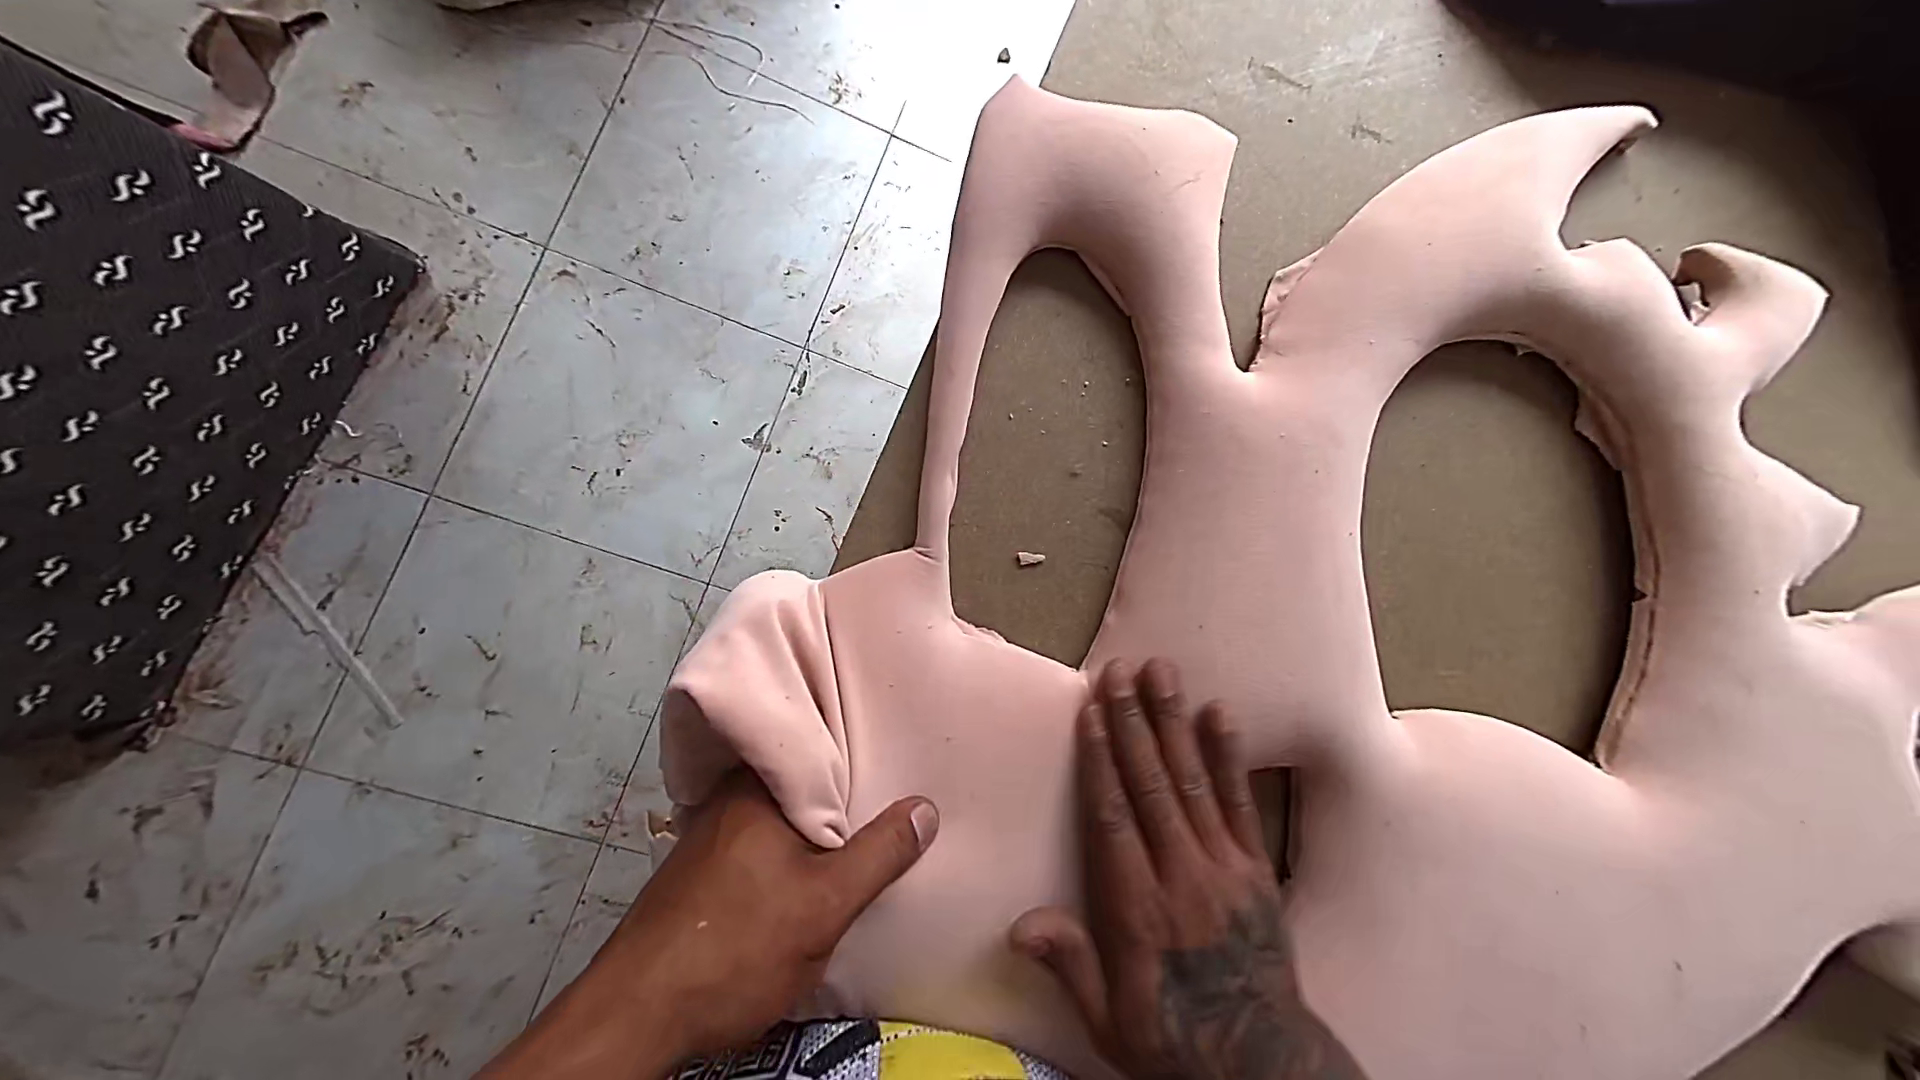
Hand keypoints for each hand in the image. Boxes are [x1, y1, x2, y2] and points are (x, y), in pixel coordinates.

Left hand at [482, 771, 937, 1079]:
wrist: (637, 1017)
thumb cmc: (738, 945)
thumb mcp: (825, 904)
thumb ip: (880, 854)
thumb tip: (927, 807)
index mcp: (759, 786)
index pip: (820, 746)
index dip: (861, 747)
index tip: (896, 747)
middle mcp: (731, 796)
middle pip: (801, 781)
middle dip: (842, 789)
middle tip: (890, 788)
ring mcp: (712, 832)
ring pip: (780, 813)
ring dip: (815, 824)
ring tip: (861, 825)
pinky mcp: (702, 869)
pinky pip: (760, 839)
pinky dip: (788, 847)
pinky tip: (807, 867)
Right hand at [1012, 660, 1364, 1079]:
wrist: (1266, 1067)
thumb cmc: (1175, 1040)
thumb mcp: (1110, 1023)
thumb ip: (1070, 966)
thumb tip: (1020, 925)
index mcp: (1139, 909)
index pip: (1113, 816)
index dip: (1100, 759)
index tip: (1091, 711)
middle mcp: (1182, 877)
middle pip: (1151, 785)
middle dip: (1133, 722)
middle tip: (1120, 671)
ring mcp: (1226, 868)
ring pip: (1193, 781)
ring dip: (1174, 722)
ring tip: (1163, 673)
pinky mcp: (1257, 869)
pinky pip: (1241, 804)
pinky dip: (1229, 756)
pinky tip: (1220, 713)